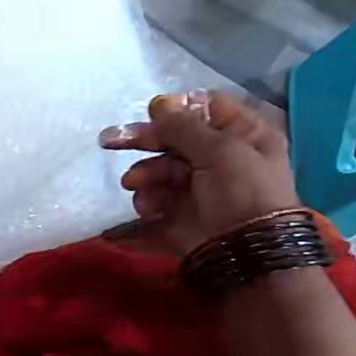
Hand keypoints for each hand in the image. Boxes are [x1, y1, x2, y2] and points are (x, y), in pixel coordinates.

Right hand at [102, 89, 300, 254]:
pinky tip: (146, 208)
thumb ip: (184, 127)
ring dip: (145, 174)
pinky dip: (147, 200)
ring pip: (160, 169)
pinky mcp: (179, 214)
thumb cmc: (242, 192)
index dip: (179, 109)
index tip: (153, 113)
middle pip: (176, 140)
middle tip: (111, 140)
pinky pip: (155, 199)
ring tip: (135, 184)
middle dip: (146, 141)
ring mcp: (198, 187)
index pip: (207, 109)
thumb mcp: (220, 150)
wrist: (244, 252)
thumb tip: (158, 103)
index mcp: (242, 135)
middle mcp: (220, 158)